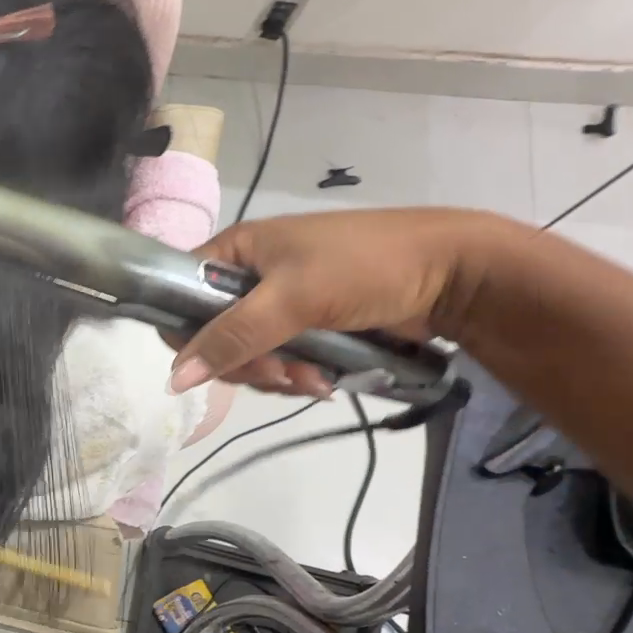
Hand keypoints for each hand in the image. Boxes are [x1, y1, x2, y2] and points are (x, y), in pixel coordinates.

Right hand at [170, 209, 507, 396]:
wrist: (457, 273)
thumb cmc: (368, 266)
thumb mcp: (292, 299)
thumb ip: (232, 338)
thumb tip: (175, 379)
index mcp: (237, 251)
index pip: (180, 295)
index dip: (188, 332)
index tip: (217, 359)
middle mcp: (251, 276)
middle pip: (212, 335)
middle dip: (243, 363)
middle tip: (279, 373)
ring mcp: (279, 303)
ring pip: (245, 355)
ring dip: (274, 375)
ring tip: (312, 379)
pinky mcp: (306, 326)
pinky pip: (277, 360)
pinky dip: (294, 376)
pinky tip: (322, 381)